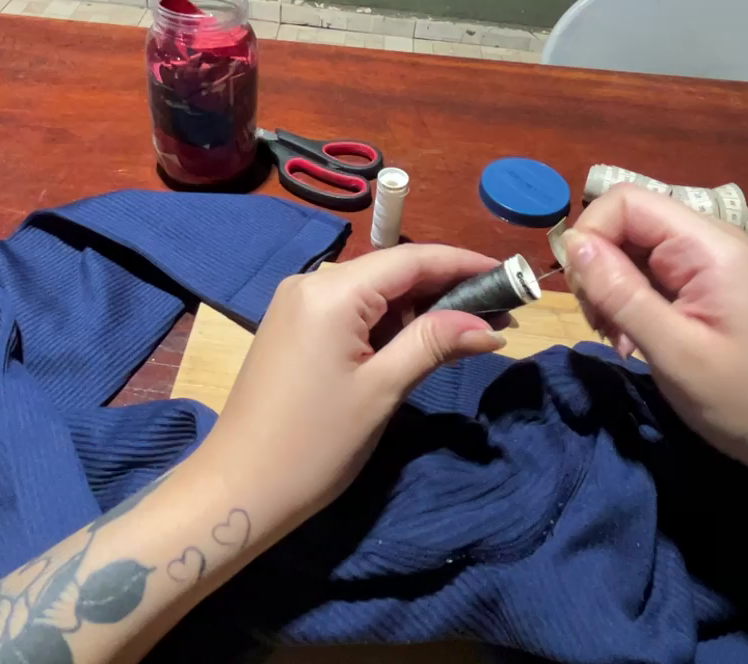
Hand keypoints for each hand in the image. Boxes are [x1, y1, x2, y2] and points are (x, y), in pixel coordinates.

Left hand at [189, 245, 506, 530]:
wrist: (238, 488)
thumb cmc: (315, 443)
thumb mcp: (382, 390)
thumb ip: (434, 344)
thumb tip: (489, 325)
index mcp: (331, 291)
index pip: (410, 259)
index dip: (462, 263)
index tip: (509, 274)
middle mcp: (312, 283)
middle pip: (391, 271)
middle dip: (445, 287)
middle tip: (498, 310)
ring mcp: (298, 303)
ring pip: (373, 291)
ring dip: (419, 306)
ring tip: (469, 327)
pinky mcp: (293, 325)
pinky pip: (351, 309)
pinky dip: (388, 320)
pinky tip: (419, 337)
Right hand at [563, 184, 747, 484]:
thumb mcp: (675, 353)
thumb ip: (621, 292)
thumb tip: (572, 242)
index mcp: (709, 246)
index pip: (625, 201)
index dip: (591, 234)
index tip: (584, 292)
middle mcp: (710, 241)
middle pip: (627, 223)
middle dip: (599, 269)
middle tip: (604, 327)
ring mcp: (712, 263)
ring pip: (634, 250)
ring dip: (613, 291)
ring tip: (623, 341)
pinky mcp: (710, 286)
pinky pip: (653, 273)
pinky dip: (633, 303)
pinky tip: (639, 341)